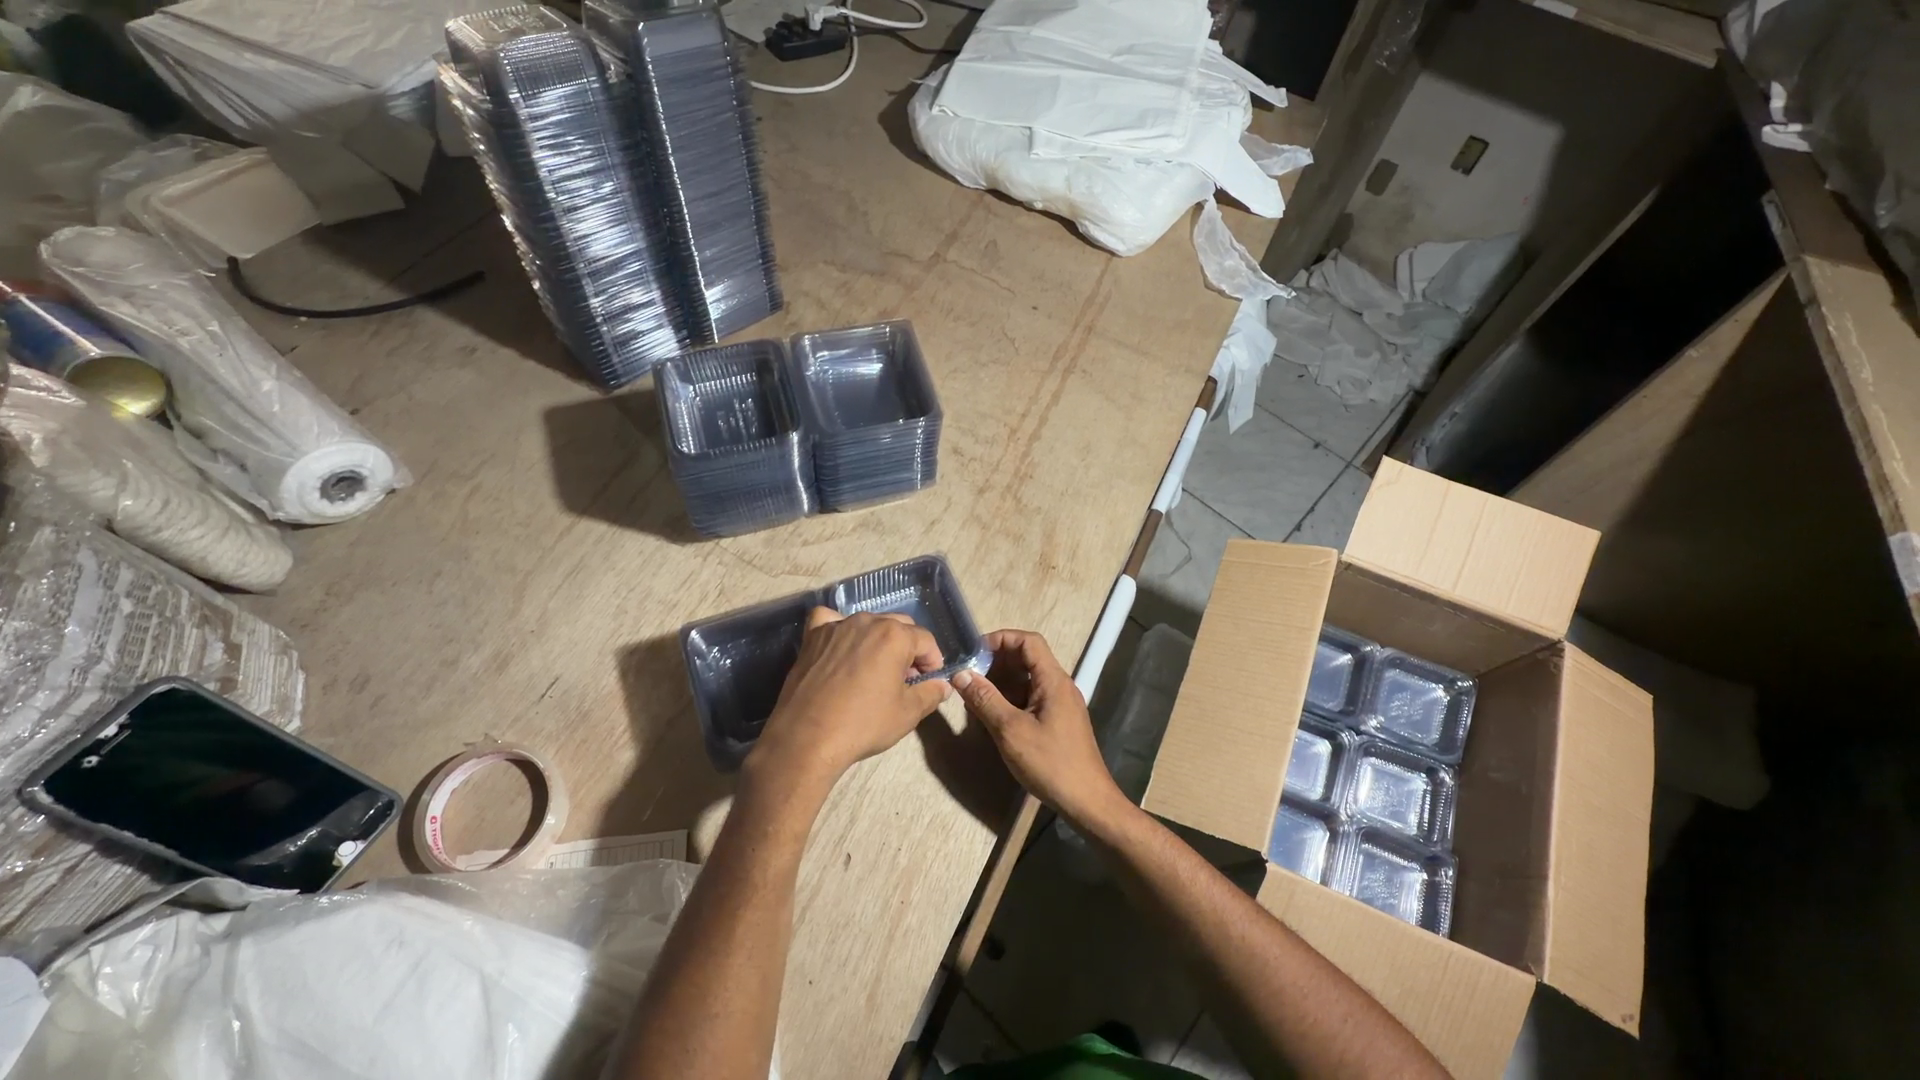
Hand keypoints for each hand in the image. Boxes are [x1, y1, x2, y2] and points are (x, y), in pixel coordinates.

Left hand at [748, 609, 951, 783]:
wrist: (807, 738)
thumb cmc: (863, 724)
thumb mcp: (907, 713)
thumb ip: (930, 694)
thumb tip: (942, 686)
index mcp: (894, 636)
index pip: (925, 640)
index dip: (933, 661)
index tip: (930, 681)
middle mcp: (866, 622)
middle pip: (898, 626)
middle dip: (908, 649)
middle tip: (906, 679)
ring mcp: (836, 627)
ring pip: (867, 623)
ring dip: (878, 641)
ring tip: (875, 670)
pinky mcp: (812, 637)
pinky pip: (830, 621)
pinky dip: (839, 629)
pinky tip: (841, 647)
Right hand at [950, 629, 1124, 828]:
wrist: (1086, 800)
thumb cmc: (1050, 763)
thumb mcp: (1010, 730)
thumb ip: (985, 699)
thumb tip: (961, 674)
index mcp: (1053, 680)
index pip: (1028, 641)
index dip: (1000, 639)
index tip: (974, 652)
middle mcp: (1059, 686)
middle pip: (1027, 659)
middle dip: (996, 662)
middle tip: (968, 675)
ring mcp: (1060, 704)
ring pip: (1027, 680)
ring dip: (1001, 682)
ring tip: (973, 695)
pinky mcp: (1057, 721)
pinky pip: (1030, 698)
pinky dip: (1010, 699)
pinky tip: (991, 714)